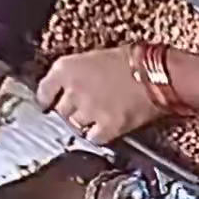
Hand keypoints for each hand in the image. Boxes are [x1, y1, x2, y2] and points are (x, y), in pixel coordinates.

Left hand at [38, 48, 166, 144]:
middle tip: (81, 115)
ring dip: (84, 125)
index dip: (47, 100)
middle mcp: (73, 91)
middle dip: (70, 113)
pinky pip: (95, 138)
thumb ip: (80, 75)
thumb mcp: (95, 59)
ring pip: (77, 126)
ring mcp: (90, 110)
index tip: (48, 106)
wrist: (154, 75)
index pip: (44, 91)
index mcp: (66, 69)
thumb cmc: (131, 63)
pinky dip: (98, 137)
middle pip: (62, 111)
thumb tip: (76, 89)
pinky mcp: (109, 126)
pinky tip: (104, 133)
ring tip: (95, 124)